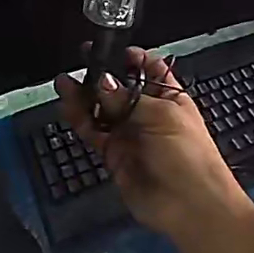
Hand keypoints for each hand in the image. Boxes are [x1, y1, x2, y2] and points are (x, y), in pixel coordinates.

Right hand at [54, 47, 253, 244]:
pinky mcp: (115, 156)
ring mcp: (130, 134)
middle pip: (120, 89)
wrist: (189, 205)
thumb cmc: (186, 152)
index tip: (114, 47)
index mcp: (170, 97)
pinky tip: (68, 107)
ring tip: (64, 82)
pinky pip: (95, 133)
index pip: (150, 70)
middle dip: (102, 76)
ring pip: (102, 110)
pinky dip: (81, 120)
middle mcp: (148, 113)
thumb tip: (103, 81)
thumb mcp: (162, 117)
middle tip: (81, 60)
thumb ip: (128, 99)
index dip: (134, 59)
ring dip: (84, 96)